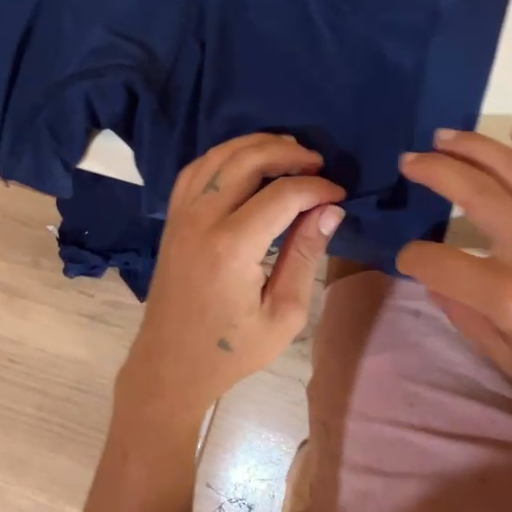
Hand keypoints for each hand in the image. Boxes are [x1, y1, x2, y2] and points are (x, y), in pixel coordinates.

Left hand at [119, 134, 346, 422]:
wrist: (171, 365)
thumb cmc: (232, 350)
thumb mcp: (284, 314)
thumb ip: (305, 256)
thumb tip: (330, 211)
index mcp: (232, 248)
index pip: (283, 195)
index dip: (317, 187)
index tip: (339, 195)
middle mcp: (202, 221)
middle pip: (247, 160)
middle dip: (288, 152)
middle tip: (318, 163)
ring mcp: (181, 216)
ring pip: (218, 156)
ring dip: (256, 146)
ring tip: (289, 153)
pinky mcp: (173, 220)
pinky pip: (196, 170)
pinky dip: (225, 156)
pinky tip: (248, 163)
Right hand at [397, 126, 511, 432]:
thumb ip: (467, 319)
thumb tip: (436, 282)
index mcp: (511, 298)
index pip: (440, 263)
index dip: (414, 259)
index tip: (410, 259)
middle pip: (475, 193)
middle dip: (434, 171)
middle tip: (410, 160)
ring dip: (476, 147)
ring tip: (446, 136)